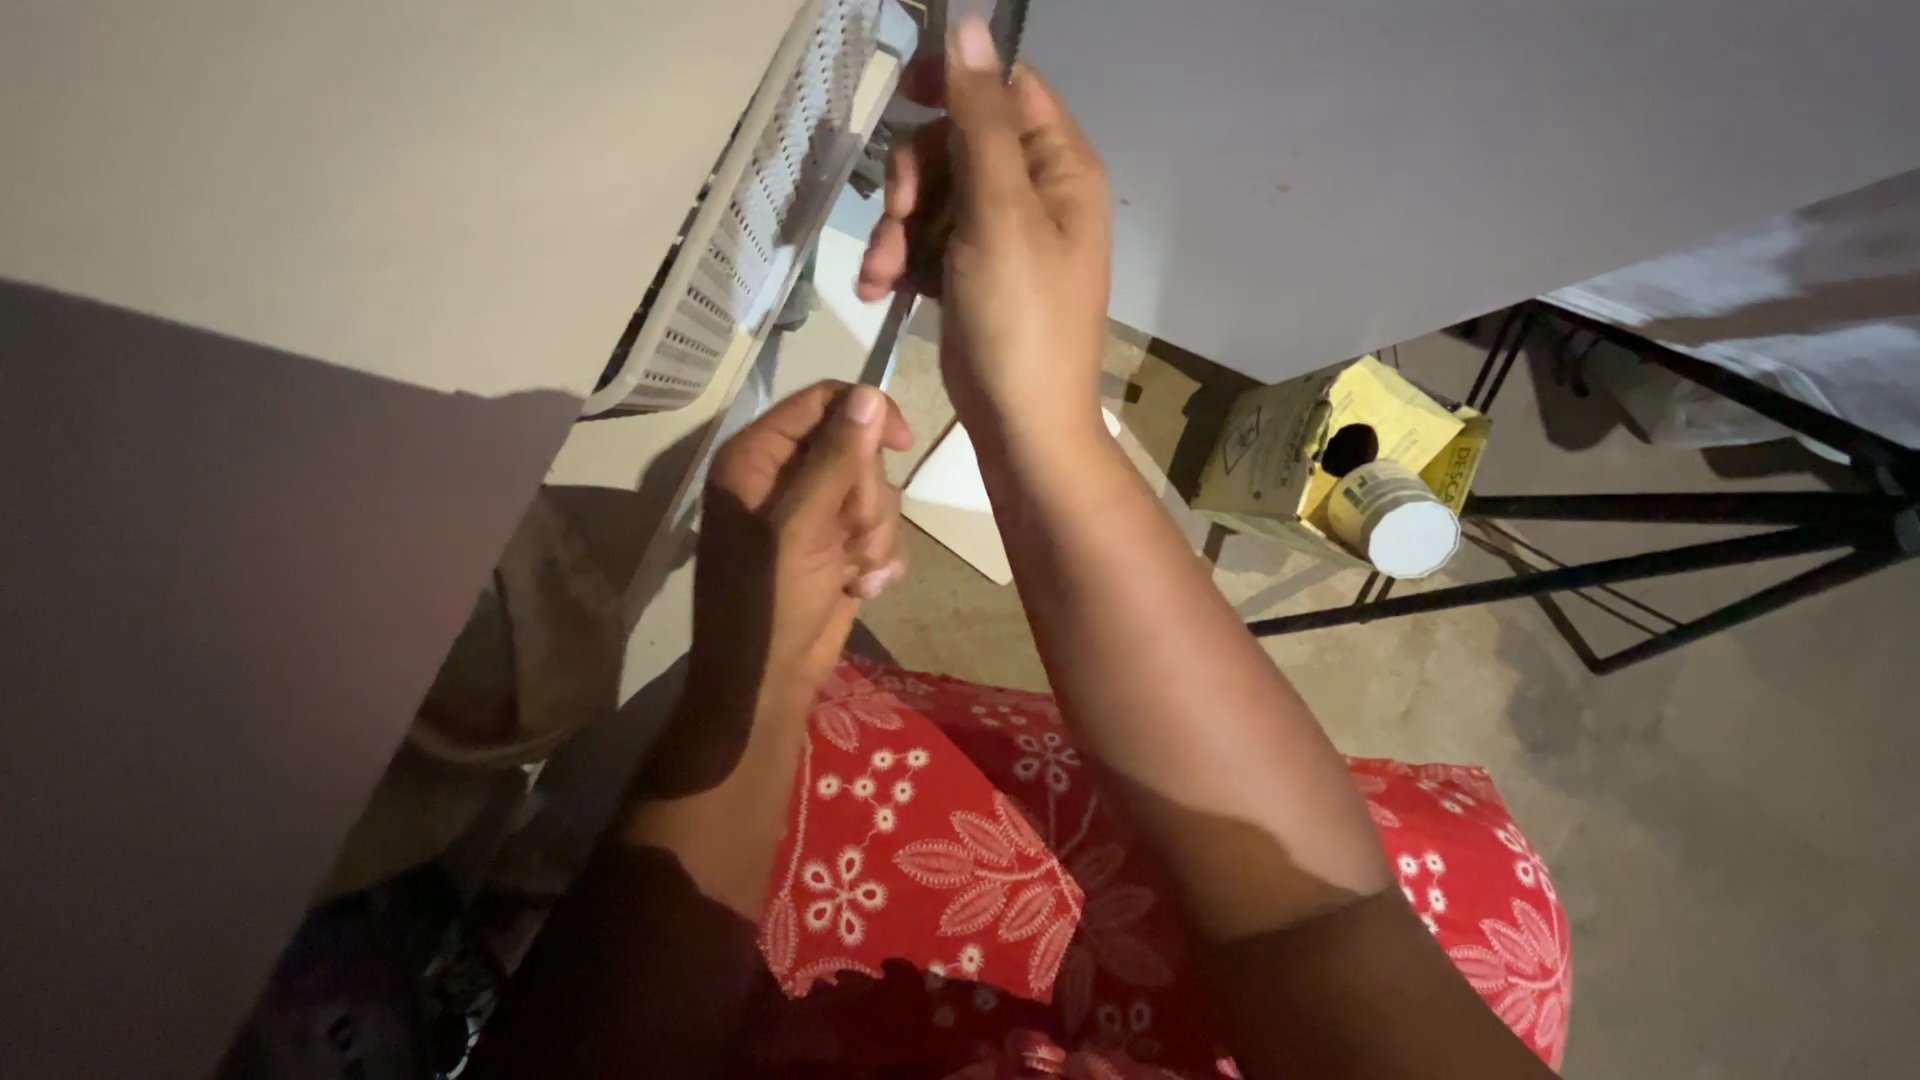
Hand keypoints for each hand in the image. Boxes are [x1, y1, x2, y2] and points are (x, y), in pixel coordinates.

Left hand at [687, 381, 912, 722]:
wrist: (770, 681)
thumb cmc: (769, 602)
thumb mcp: (799, 526)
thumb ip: (835, 460)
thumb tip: (867, 393)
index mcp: (758, 458)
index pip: (823, 403)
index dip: (866, 415)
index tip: (903, 442)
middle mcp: (786, 478)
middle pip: (859, 450)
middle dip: (867, 498)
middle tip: (849, 535)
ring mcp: (815, 515)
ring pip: (877, 494)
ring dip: (874, 535)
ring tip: (850, 569)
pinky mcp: (840, 546)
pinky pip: (882, 530)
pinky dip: (878, 559)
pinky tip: (859, 586)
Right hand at [856, 16, 1112, 447]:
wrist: (1022, 425)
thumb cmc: (1021, 321)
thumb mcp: (1002, 214)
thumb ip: (981, 121)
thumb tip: (970, 25)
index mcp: (1060, 170)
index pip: (1006, 91)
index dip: (954, 85)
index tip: (904, 99)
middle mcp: (1034, 197)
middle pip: (956, 144)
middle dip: (914, 180)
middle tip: (900, 218)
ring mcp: (1000, 241)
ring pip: (932, 198)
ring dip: (898, 229)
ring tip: (883, 274)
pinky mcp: (970, 278)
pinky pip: (927, 244)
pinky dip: (900, 262)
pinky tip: (880, 289)